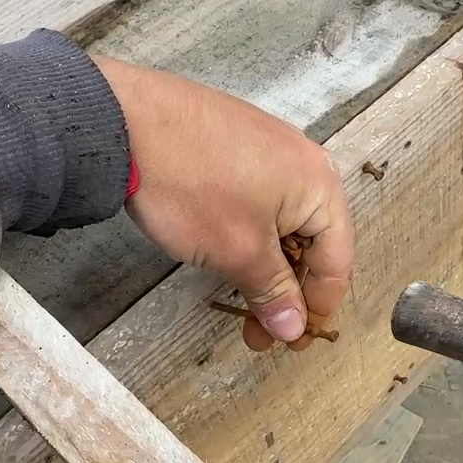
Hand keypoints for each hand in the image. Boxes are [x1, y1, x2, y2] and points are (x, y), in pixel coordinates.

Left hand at [94, 55, 352, 350]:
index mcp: (321, 186)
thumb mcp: (239, 252)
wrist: (124, 121)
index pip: (338, 262)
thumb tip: (294, 328)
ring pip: (283, 224)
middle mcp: (306, 162)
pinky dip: (250, 238)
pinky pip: (260, 202)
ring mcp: (271, 149)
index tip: (292, 341)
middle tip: (260, 333)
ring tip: (241, 302)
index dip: (317, 307)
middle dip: (287, 293)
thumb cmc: (193, 188)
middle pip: (313, 243)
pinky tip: (228, 258)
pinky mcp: (238, 145)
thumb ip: (274, 292)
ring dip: (266, 269)